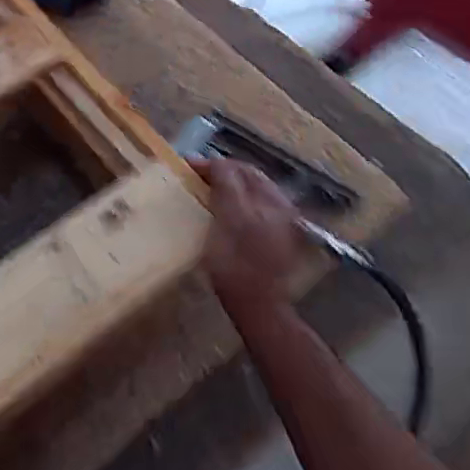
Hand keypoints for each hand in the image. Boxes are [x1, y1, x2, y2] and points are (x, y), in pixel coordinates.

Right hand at [191, 158, 308, 310]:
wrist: (258, 305)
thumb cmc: (234, 266)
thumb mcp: (225, 223)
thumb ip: (225, 188)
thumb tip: (216, 164)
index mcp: (264, 199)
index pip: (234, 169)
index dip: (209, 165)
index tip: (186, 167)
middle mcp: (277, 204)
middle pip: (247, 176)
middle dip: (222, 171)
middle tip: (197, 176)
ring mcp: (282, 220)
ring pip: (254, 188)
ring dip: (233, 183)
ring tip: (212, 189)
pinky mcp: (281, 234)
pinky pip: (260, 204)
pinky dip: (243, 199)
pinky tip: (231, 209)